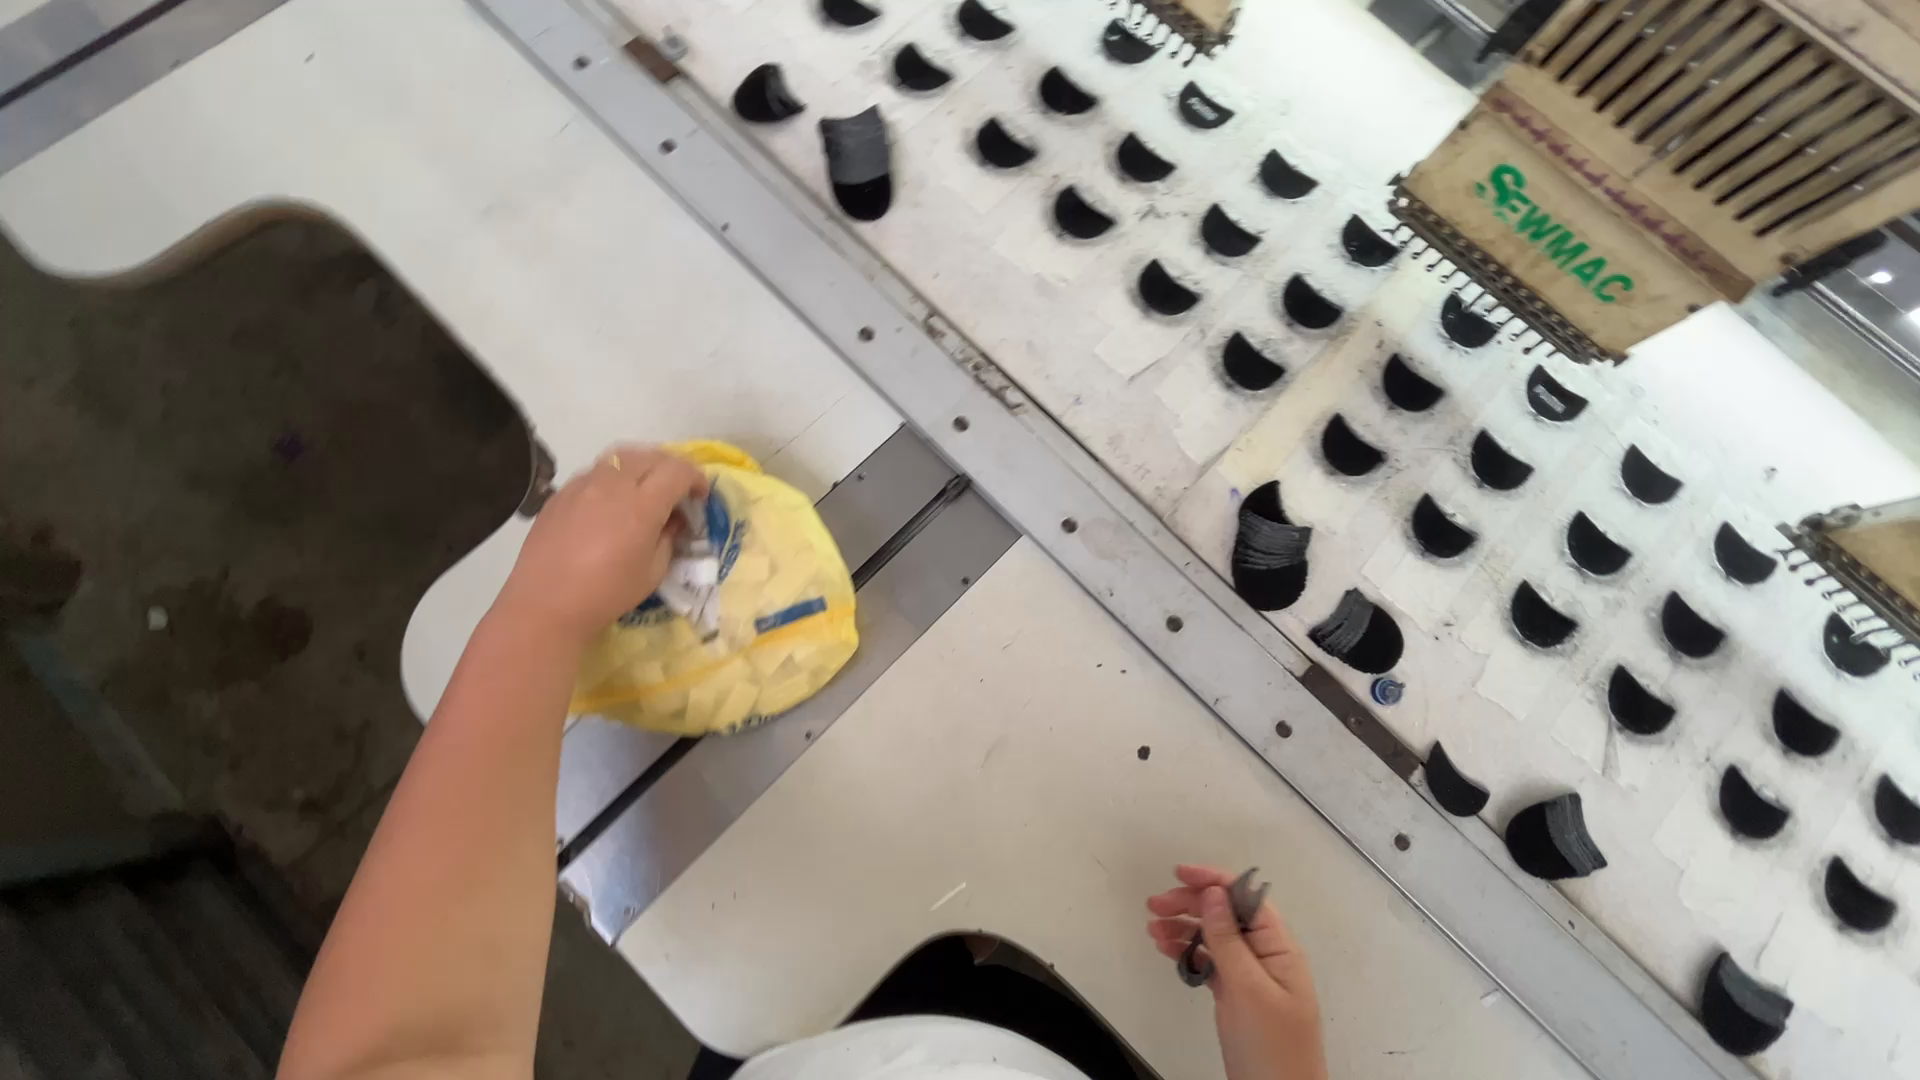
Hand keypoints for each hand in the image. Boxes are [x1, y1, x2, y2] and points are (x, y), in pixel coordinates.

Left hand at [492, 444, 708, 646]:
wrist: (546, 604)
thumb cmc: (608, 593)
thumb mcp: (654, 571)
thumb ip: (668, 538)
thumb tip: (672, 520)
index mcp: (641, 505)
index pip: (677, 471)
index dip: (696, 478)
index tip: (700, 496)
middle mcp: (612, 485)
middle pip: (650, 455)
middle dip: (672, 467)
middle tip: (678, 489)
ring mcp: (583, 485)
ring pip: (620, 457)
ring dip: (643, 465)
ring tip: (647, 487)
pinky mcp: (561, 494)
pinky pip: (595, 472)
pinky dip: (615, 477)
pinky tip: (613, 503)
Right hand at [1147, 865, 1327, 1079]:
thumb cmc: (1272, 1045)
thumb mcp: (1248, 988)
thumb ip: (1228, 938)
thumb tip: (1213, 892)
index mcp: (1278, 947)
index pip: (1245, 897)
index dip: (1213, 880)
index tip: (1179, 874)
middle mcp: (1265, 954)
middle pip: (1225, 914)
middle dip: (1190, 904)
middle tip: (1153, 906)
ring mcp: (1249, 975)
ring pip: (1213, 936)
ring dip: (1183, 928)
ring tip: (1152, 931)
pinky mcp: (1235, 994)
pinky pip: (1209, 960)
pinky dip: (1187, 952)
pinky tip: (1166, 950)